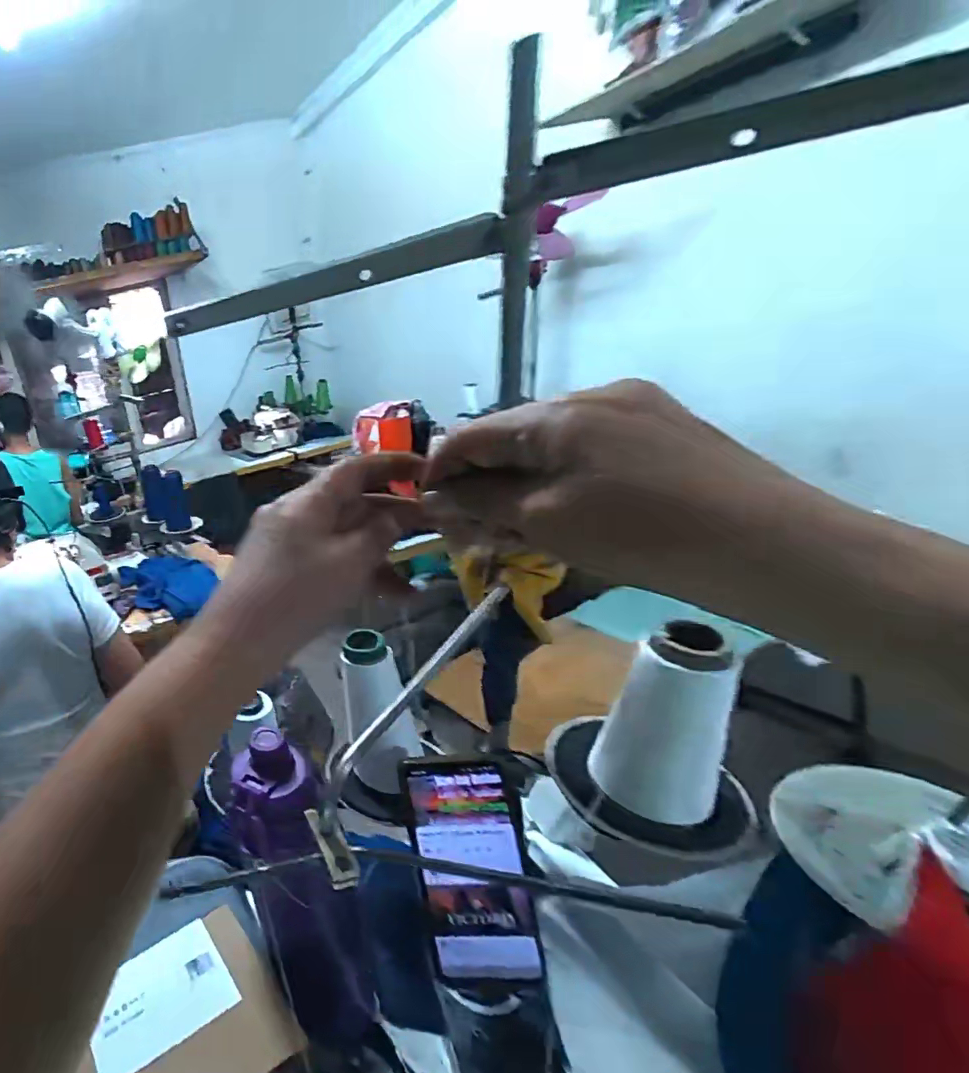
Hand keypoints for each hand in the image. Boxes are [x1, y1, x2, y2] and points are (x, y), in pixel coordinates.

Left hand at [199, 452, 421, 659]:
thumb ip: (378, 533)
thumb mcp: (348, 562)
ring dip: (379, 546)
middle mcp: (291, 513)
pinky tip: (395, 593)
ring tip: (422, 564)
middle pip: (348, 500)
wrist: (238, 639)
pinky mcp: (281, 567)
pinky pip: (326, 557)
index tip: (429, 468)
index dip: (392, 464)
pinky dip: (356, 569)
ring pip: (340, 533)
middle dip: (392, 511)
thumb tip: (397, 513)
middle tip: (437, 521)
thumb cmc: (296, 595)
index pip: (352, 468)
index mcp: (305, 502)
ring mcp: (283, 541)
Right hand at [422, 379, 807, 595]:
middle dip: (481, 480)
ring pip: (546, 443)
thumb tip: (436, 494)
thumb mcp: (541, 519)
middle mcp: (593, 395)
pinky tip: (564, 509)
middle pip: (507, 437)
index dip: (438, 471)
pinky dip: (560, 477)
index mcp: (557, 413)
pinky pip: (586, 447)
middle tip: (474, 526)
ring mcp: (634, 407)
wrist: (774, 549)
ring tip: (518, 525)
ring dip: (520, 482)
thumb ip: (479, 500)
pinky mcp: (663, 427)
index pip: (468, 435)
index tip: (426, 508)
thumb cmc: (640, 534)